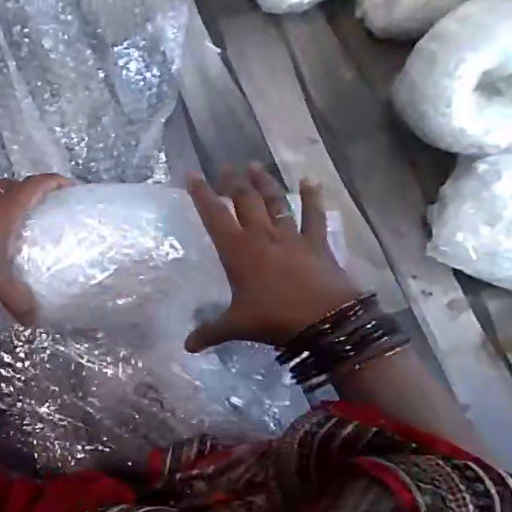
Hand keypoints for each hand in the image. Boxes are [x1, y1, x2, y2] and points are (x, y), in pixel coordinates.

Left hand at [0, 174, 72, 321]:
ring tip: (14, 226)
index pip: (35, 185)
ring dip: (4, 205)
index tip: (69, 186)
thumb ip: (18, 299)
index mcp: (7, 210)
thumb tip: (33, 321)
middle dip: (28, 191)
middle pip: (12, 186)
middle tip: (39, 206)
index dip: (53, 182)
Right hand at [185, 164, 364, 352]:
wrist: (324, 319)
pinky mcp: (316, 243)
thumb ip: (210, 332)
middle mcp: (262, 236)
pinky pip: (313, 215)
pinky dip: (311, 197)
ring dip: (264, 182)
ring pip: (275, 201)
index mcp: (238, 251)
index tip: (192, 174)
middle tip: (227, 167)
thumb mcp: (236, 327)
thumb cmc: (273, 319)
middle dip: (233, 182)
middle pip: (245, 201)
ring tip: (255, 165)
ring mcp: (291, 236)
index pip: (214, 216)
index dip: (202, 195)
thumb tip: (187, 346)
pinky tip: (309, 181)